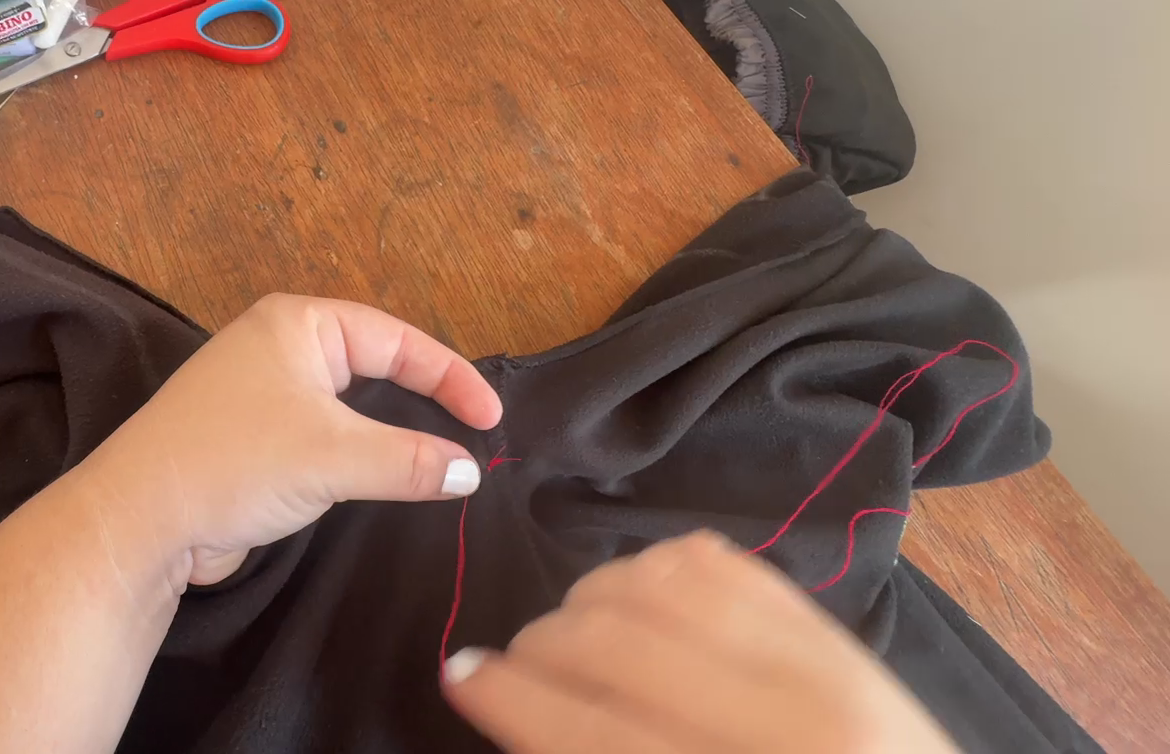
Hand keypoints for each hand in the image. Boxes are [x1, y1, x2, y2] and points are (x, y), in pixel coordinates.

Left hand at [66, 294, 502, 587]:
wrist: (142, 516)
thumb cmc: (236, 461)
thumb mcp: (331, 456)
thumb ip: (408, 460)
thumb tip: (467, 469)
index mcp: (297, 324)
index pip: (392, 338)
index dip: (447, 374)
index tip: (491, 417)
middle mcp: (280, 345)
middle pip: (371, 363)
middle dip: (420, 396)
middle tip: (471, 434)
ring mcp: (264, 388)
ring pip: (347, 402)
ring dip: (389, 428)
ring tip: (438, 456)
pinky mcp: (254, 432)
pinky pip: (323, 431)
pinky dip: (357, 449)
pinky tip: (381, 473)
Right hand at [441, 531, 957, 753]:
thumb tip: (512, 699)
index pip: (589, 727)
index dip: (505, 696)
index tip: (457, 675)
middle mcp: (793, 722)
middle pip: (609, 641)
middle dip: (537, 646)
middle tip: (518, 663)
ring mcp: (822, 660)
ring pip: (649, 581)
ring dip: (586, 598)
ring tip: (577, 632)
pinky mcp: (829, 626)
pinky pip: (707, 560)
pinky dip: (650, 570)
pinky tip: (636, 599)